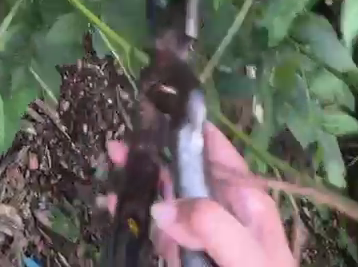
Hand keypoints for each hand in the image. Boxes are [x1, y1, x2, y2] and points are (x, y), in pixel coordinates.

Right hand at [104, 123, 297, 266]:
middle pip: (183, 166)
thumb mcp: (247, 258)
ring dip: (137, 177)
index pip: (214, 147)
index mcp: (245, 200)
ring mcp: (203, 233)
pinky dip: (134, 211)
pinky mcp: (187, 255)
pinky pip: (157, 226)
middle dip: (149, 150)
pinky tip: (112, 205)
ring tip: (109, 164)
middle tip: (117, 144)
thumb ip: (210, 225)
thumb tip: (161, 206)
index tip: (151, 106)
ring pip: (166, 193)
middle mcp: (223, 210)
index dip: (185, 124)